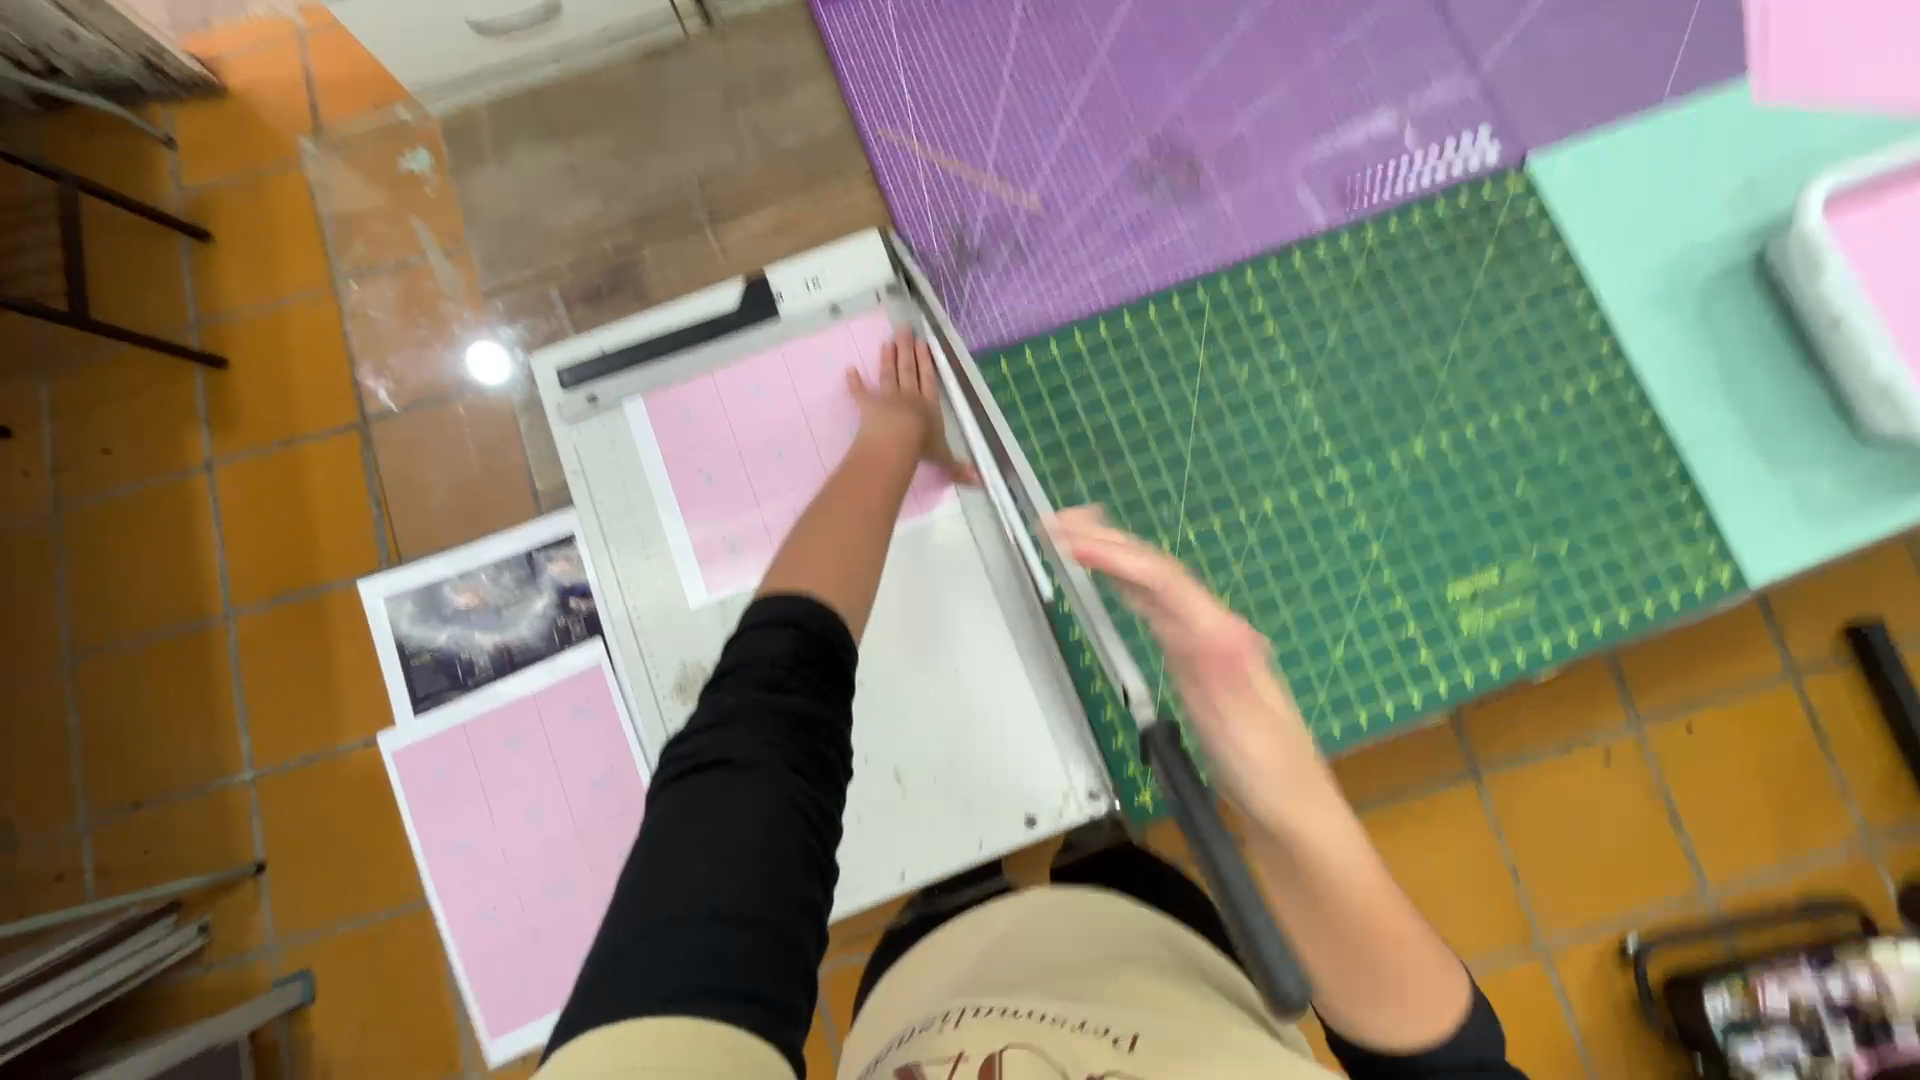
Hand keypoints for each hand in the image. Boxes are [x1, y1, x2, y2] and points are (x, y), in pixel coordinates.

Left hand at [847, 325, 978, 484]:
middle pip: (909, 370)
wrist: (897, 440)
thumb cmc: (922, 446)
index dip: (926, 362)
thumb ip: (958, 468)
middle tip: (904, 330)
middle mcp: (910, 397)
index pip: (929, 380)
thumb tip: (979, 482)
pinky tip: (849, 370)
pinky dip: (854, 382)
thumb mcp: (943, 458)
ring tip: (887, 342)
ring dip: (888, 358)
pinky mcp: (869, 405)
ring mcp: (888, 398)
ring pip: (889, 375)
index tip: (924, 344)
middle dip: (907, 350)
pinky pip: (860, 392)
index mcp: (929, 406)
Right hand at [1049, 506, 1330, 829]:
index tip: (1072, 542)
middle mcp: (1214, 628)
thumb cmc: (1267, 773)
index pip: (1164, 581)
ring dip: (1114, 555)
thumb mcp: (1244, 727)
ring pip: (1154, 584)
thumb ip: (1224, 672)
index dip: (1118, 556)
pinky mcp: (1194, 658)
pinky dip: (1125, 586)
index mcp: (1223, 637)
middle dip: (1110, 540)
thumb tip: (1200, 621)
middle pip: (1158, 570)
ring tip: (1074, 535)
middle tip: (1058, 521)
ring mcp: (1205, 641)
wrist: (1289, 807)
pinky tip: (1111, 581)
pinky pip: (1154, 608)